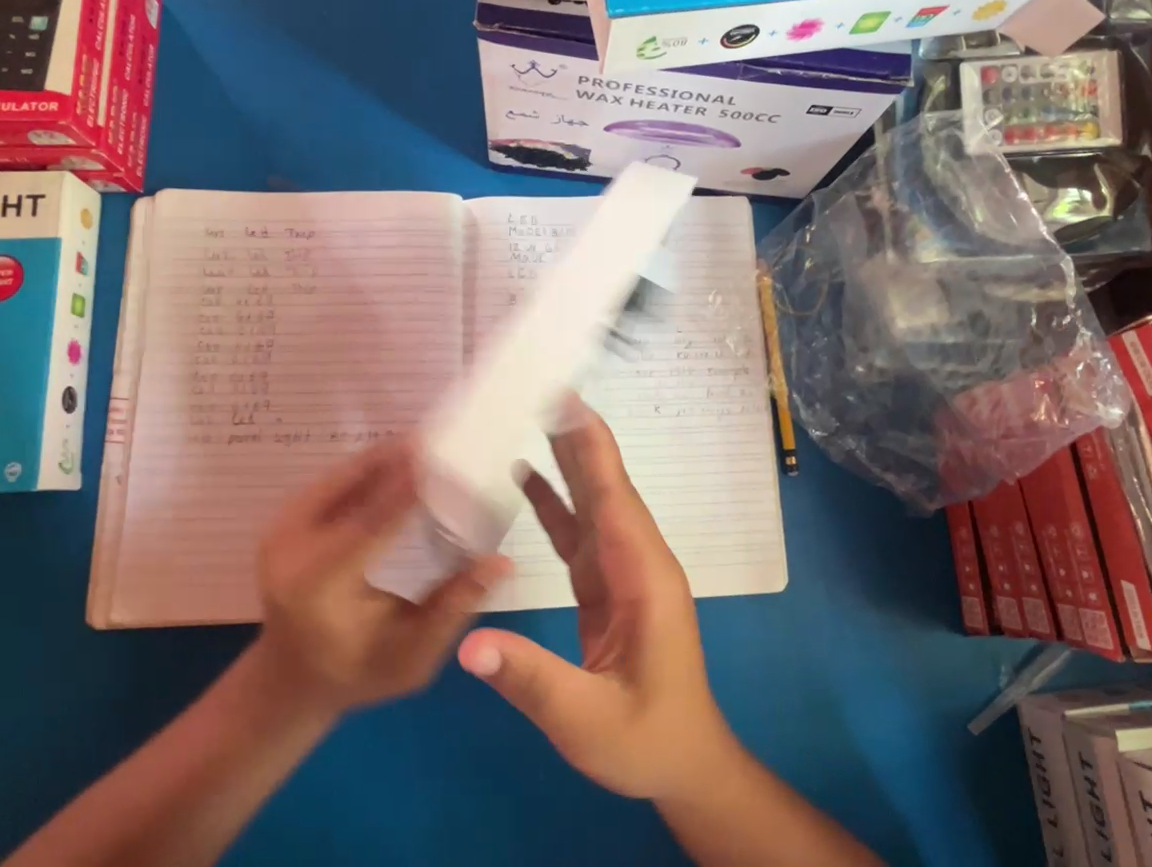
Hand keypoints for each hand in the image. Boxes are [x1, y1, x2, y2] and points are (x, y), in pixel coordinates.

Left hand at [256, 440, 510, 713]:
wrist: (290, 677)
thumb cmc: (357, 673)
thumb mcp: (411, 656)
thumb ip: (452, 608)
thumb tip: (501, 562)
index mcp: (318, 586)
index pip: (369, 525)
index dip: (407, 487)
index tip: (446, 460)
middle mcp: (290, 549)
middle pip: (351, 486)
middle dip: (400, 460)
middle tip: (448, 442)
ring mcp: (281, 529)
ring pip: (342, 475)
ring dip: (387, 458)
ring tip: (433, 445)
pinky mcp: (286, 519)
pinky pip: (334, 481)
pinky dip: (371, 468)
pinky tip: (405, 461)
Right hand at [457, 402, 741, 799]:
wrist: (684, 763)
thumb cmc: (647, 741)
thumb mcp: (587, 720)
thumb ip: (530, 681)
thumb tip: (468, 644)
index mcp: (642, 579)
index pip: (614, 498)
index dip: (592, 447)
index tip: (568, 399)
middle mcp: (636, 562)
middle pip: (605, 488)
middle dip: (575, 436)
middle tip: (540, 389)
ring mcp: (623, 573)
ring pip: (593, 503)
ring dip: (565, 460)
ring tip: (529, 417)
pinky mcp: (608, 587)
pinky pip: (580, 532)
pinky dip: (555, 502)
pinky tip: (527, 479)